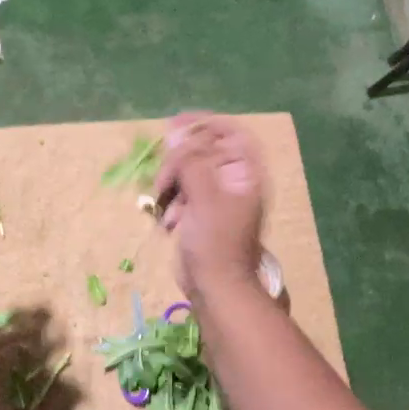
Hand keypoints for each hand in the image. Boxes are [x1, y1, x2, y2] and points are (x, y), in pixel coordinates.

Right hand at [154, 113, 265, 298]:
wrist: (216, 286)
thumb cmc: (216, 242)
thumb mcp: (204, 196)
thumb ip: (190, 161)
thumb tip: (174, 131)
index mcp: (245, 173)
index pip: (230, 133)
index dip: (205, 123)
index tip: (176, 123)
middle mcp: (233, 182)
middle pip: (202, 152)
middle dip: (178, 162)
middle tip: (163, 180)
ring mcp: (216, 199)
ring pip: (187, 174)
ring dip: (171, 186)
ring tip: (163, 205)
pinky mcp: (200, 215)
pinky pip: (181, 196)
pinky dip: (171, 205)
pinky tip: (168, 223)